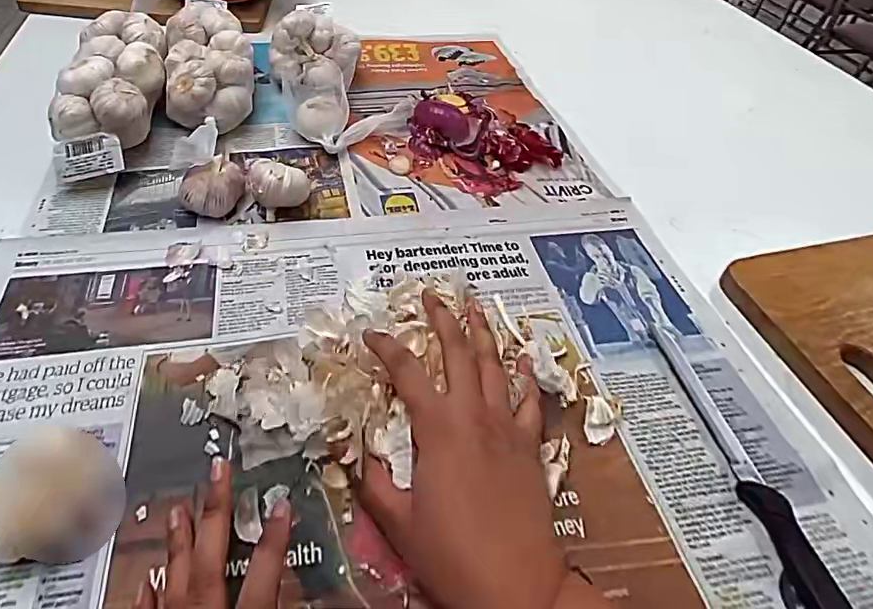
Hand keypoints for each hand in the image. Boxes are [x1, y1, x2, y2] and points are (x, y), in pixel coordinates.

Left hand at [138, 456, 291, 608]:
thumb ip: (285, 607)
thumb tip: (314, 600)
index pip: (263, 574)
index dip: (274, 538)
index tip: (281, 504)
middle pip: (210, 557)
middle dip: (215, 509)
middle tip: (217, 467)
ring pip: (176, 575)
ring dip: (178, 542)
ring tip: (178, 509)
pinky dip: (150, 594)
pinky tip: (147, 578)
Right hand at [358, 291, 606, 608]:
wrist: (521, 594)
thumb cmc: (452, 555)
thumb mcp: (396, 519)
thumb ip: (368, 477)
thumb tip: (343, 445)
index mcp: (437, 427)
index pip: (404, 369)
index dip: (384, 346)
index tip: (370, 334)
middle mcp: (472, 416)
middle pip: (456, 352)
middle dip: (442, 319)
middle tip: (432, 295)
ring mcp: (506, 429)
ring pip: (494, 367)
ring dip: (482, 334)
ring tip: (474, 307)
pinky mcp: (530, 449)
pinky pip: (528, 403)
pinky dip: (525, 378)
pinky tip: (521, 359)